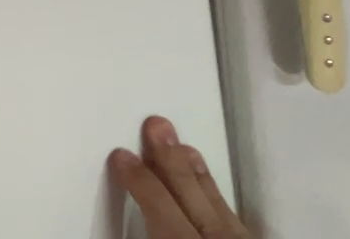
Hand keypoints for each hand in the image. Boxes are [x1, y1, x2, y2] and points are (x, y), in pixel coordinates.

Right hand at [109, 116, 247, 237]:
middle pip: (189, 192)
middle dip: (171, 158)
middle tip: (156, 122)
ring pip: (217, 200)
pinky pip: (234, 214)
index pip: (157, 203)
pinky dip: (217, 194)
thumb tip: (116, 220)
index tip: (120, 154)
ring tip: (184, 145)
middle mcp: (214, 237)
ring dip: (197, 172)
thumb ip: (141, 228)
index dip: (137, 177)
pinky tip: (209, 184)